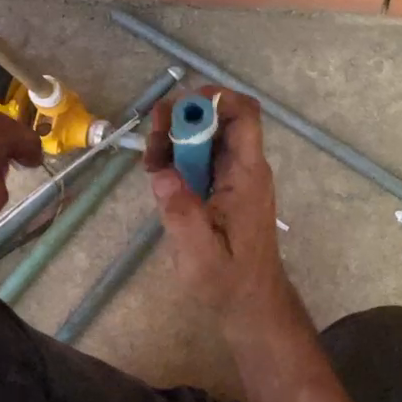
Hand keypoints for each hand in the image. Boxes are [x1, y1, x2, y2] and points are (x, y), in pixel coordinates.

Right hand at [145, 88, 303, 336]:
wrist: (250, 302)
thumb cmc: (229, 281)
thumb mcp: (200, 255)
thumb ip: (182, 214)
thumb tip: (163, 174)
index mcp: (247, 175)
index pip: (243, 115)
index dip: (213, 100)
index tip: (174, 114)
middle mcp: (244, 167)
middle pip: (219, 119)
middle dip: (182, 119)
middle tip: (152, 145)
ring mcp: (235, 176)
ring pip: (207, 136)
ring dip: (176, 139)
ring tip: (151, 164)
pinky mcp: (223, 187)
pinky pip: (202, 157)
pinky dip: (179, 158)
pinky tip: (160, 177)